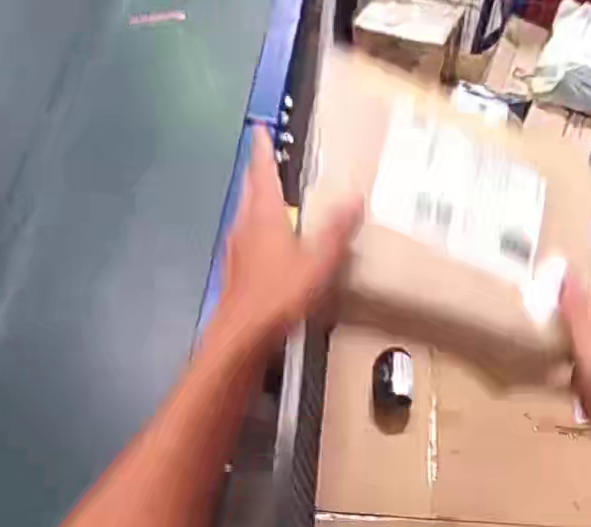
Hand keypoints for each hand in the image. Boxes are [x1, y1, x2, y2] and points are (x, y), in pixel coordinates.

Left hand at [220, 124, 363, 340]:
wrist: (243, 332)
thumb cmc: (279, 295)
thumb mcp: (318, 263)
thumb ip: (337, 231)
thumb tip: (355, 199)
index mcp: (264, 215)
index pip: (262, 170)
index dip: (263, 148)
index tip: (261, 129)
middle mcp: (245, 225)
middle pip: (251, 190)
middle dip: (259, 173)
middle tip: (267, 161)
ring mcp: (237, 248)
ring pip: (246, 215)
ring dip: (257, 203)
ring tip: (271, 200)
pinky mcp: (236, 271)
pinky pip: (247, 241)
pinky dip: (257, 233)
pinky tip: (268, 247)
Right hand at [562, 261, 590, 428]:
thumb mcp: (588, 337)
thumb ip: (576, 308)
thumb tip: (566, 269)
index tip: (589, 248)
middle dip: (581, 296)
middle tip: (561, 282)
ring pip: (587, 337)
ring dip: (573, 329)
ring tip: (553, 320)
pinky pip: (579, 365)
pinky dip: (568, 360)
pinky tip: (558, 364)